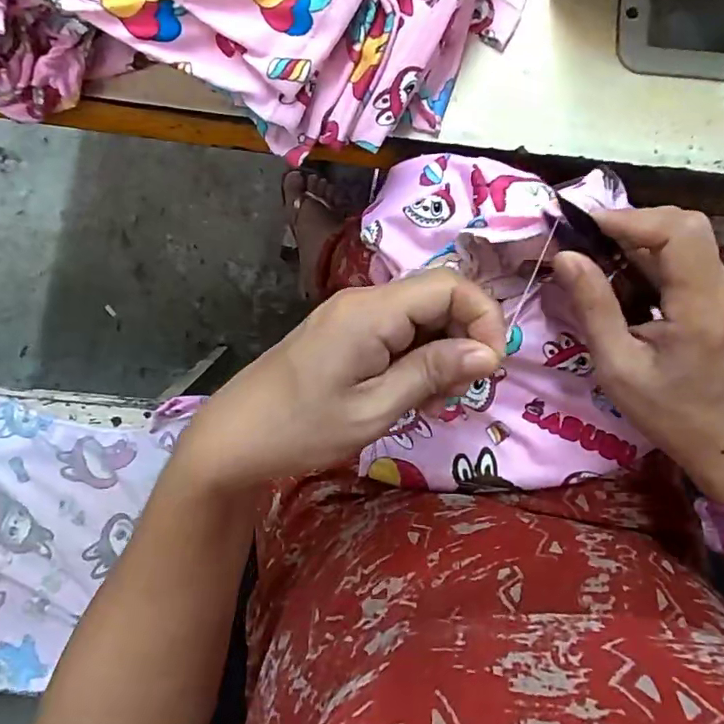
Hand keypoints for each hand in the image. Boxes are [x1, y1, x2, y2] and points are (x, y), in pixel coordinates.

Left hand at [171, 269, 506, 492]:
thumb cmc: (301, 429)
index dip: (484, 318)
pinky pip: (397, 331)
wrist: (234, 438)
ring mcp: (351, 314)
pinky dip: (416, 357)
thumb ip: (432, 373)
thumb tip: (489, 352)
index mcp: (370, 311)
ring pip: (420, 315)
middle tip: (458, 392)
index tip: (489, 367)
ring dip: (441, 352)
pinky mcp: (344, 331)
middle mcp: (363, 300)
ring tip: (431, 400)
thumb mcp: (374, 409)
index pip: (450, 285)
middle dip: (463, 338)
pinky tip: (408, 394)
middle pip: (438, 296)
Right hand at [553, 207, 723, 503]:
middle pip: (685, 227)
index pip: (679, 231)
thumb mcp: (618, 366)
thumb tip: (566, 256)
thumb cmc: (667, 411)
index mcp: (703, 306)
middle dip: (633, 225)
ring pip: (687, 242)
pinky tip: (627, 280)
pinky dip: (655, 260)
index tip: (587, 226)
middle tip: (588, 240)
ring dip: (641, 242)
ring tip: (600, 259)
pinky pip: (690, 261)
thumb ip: (593, 307)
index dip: (631, 218)